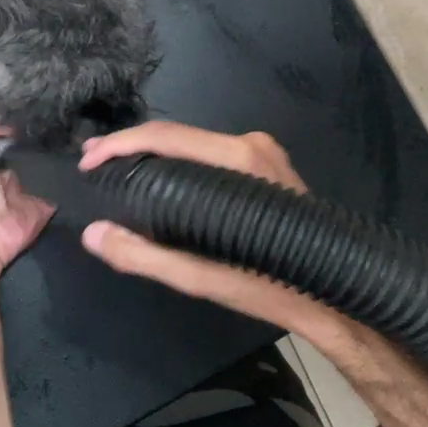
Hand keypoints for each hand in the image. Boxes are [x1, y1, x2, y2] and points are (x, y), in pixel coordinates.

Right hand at [76, 122, 348, 340]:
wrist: (340, 292)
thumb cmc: (274, 286)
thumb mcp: (205, 279)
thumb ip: (146, 256)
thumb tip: (93, 234)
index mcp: (238, 160)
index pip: (165, 137)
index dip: (120, 145)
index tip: (87, 163)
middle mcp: (250, 143)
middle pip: (176, 134)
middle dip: (129, 146)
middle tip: (91, 163)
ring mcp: (262, 150)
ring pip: (192, 141)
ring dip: (152, 152)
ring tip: (114, 168)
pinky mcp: (265, 161)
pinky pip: (208, 152)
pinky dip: (176, 160)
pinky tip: (156, 175)